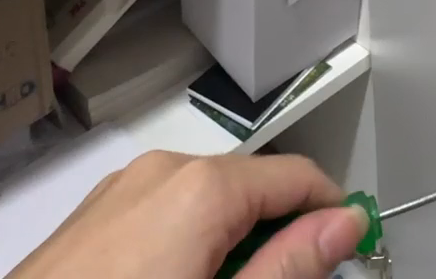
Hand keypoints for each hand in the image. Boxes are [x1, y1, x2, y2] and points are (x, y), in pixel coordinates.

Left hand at [10, 151, 371, 278]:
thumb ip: (290, 266)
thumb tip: (347, 221)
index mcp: (201, 185)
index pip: (298, 176)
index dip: (331, 212)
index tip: (349, 254)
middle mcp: (162, 169)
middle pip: (251, 187)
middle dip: (276, 235)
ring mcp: (118, 188)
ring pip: (204, 202)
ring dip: (228, 244)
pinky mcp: (86, 217)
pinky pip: (159, 215)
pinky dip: (181, 247)